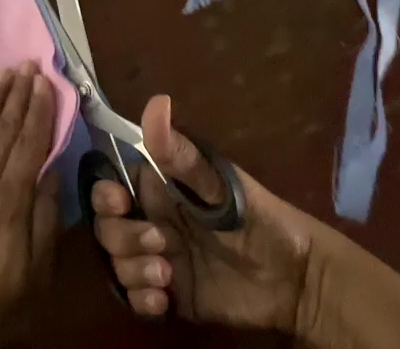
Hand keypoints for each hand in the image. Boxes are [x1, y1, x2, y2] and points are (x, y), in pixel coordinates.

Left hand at [0, 61, 61, 341]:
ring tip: (4, 72)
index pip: (30, 143)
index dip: (40, 110)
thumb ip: (47, 216)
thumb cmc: (1, 297)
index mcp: (13, 198)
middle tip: (28, 65)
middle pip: (5, 128)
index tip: (46, 82)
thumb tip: (53, 169)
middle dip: (19, 94)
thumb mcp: (39, 268)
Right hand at [90, 95, 319, 330]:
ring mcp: (157, 259)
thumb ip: (180, 152)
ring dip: (132, 269)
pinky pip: (135, 299)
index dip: (104, 196)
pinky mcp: (169, 295)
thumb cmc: (257, 217)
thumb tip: (157, 100)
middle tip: (160, 244)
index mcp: (155, 189)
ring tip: (166, 275)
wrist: (296, 278)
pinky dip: (141, 300)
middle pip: (106, 228)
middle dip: (123, 238)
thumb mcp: (218, 183)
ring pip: (118, 263)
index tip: (120, 203)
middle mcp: (149, 221)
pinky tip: (163, 300)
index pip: (108, 187)